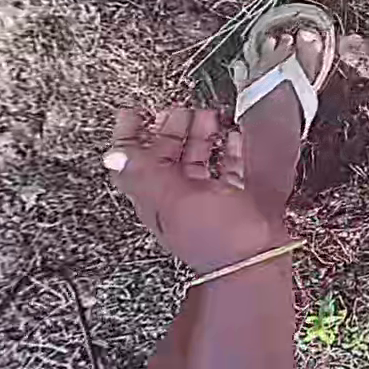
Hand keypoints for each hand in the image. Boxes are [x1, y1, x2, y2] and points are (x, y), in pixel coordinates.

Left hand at [105, 106, 287, 272]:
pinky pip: (226, 168)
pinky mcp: (233, 198)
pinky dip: (228, 150)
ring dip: (199, 135)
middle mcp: (178, 197)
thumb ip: (146, 175)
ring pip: (196, 159)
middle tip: (178, 109)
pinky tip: (233, 138)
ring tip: (207, 115)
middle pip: (166, 156)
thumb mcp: (176, 200)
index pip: (133, 162)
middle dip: (170, 129)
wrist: (255, 259)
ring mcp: (206, 198)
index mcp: (157, 198)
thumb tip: (113, 155)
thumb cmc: (217, 236)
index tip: (132, 112)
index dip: (129, 135)